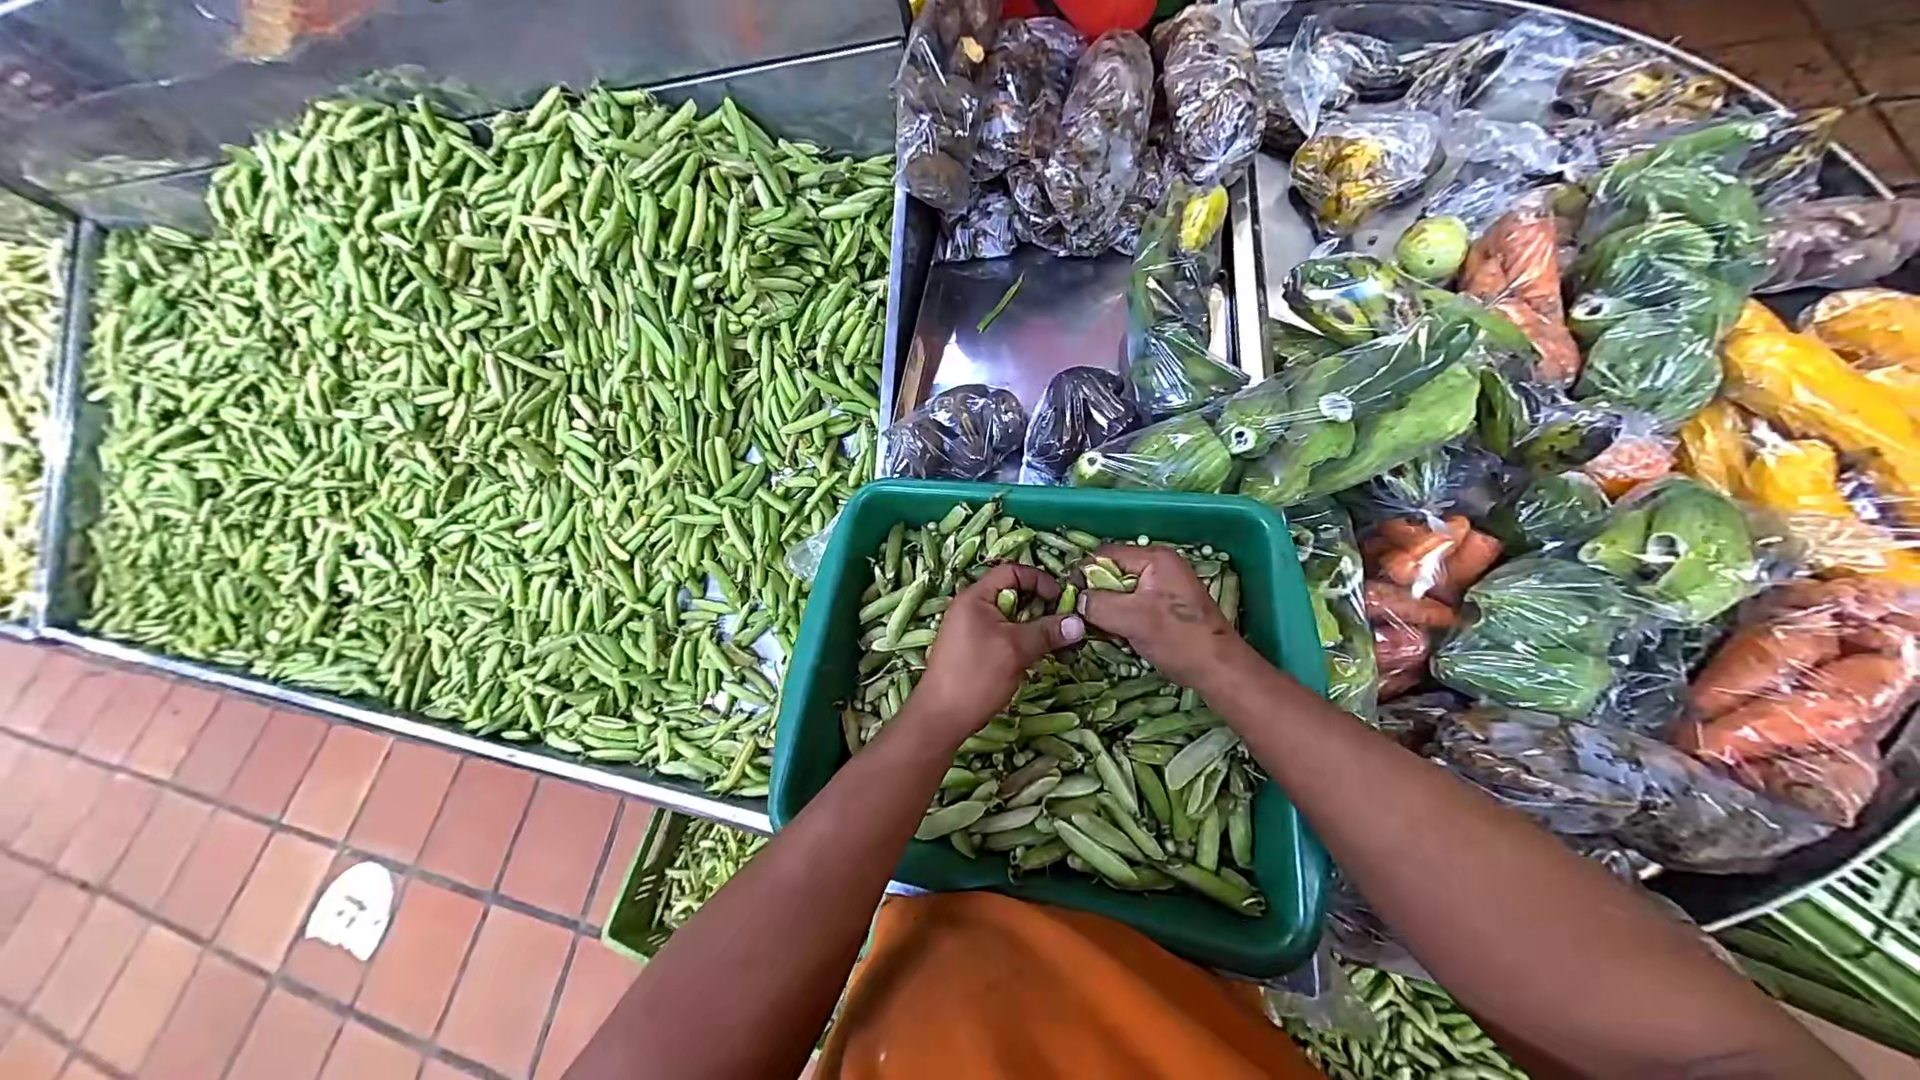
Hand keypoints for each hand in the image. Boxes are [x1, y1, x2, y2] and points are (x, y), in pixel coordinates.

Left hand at [908, 563, 1085, 748]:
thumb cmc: (976, 675)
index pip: (1012, 572)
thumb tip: (1079, 622)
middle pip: (1014, 595)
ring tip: (1060, 648)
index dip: (1039, 580)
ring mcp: (972, 630)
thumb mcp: (1016, 649)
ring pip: (1012, 619)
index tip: (1060, 599)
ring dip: (1037, 629)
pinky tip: (1040, 659)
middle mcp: (972, 608)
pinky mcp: (975, 650)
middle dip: (1043, 608)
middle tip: (1065, 626)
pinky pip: (1005, 636)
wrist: (941, 717)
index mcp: (975, 597)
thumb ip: (1047, 632)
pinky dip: (1024, 643)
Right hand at [1077, 544, 1254, 690]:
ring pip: (1119, 592)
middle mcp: (1158, 566)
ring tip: (1101, 630)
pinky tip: (1118, 637)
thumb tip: (1075, 600)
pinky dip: (1120, 619)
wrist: (1218, 670)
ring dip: (1106, 611)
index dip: (1083, 575)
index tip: (1070, 599)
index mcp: (1154, 558)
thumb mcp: (1131, 618)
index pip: (1103, 555)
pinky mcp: (1163, 607)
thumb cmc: (1178, 640)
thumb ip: (1097, 604)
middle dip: (1095, 595)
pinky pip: (1131, 605)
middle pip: (1110, 573)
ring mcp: (1163, 587)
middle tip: (1084, 619)